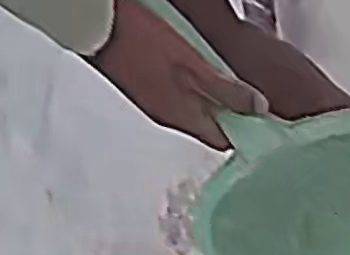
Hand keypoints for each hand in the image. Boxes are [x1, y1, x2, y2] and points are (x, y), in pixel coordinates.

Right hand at [87, 0, 267, 149]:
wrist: (81, 16)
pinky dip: (191, 96)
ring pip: (194, 115)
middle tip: (253, 110)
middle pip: (213, 130)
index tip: (268, 127)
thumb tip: (262, 109)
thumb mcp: (194, 65)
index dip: (251, 137)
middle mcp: (172, 121)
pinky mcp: (139, 90)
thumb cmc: (139, 39)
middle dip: (233, 122)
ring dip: (212, 108)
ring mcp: (153, 106)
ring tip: (229, 94)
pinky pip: (175, 100)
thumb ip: (229, 92)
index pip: (231, 143)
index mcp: (189, 122)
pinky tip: (195, 82)